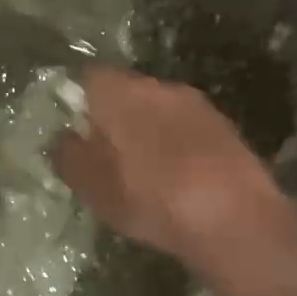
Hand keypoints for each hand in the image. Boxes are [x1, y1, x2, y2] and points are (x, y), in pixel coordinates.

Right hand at [51, 64, 288, 263]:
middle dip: (110, 114)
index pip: (89, 76)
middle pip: (125, 90)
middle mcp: (160, 88)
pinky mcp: (225, 127)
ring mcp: (197, 106)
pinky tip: (170, 174)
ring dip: (143, 129)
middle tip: (99, 150)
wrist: (233, 219)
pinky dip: (171, 142)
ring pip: (156, 108)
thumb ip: (66, 154)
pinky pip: (183, 126)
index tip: (71, 126)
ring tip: (136, 165)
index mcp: (120, 94)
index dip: (76, 98)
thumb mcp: (87, 184)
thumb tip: (63, 136)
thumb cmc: (145, 196)